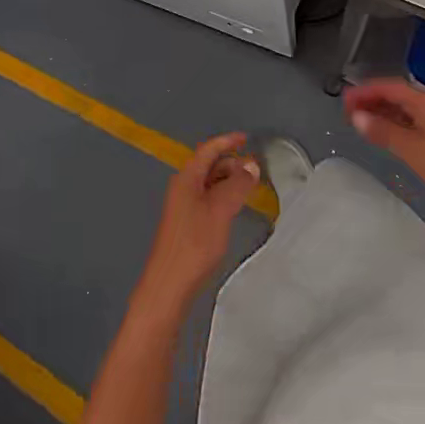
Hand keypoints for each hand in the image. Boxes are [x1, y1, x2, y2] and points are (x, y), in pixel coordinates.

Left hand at [137, 132, 259, 305]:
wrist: (169, 286)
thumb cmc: (195, 244)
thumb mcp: (220, 210)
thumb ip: (237, 185)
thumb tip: (251, 164)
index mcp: (187, 179)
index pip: (208, 150)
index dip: (227, 141)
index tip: (246, 138)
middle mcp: (182, 187)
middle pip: (208, 165)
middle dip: (231, 162)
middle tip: (255, 169)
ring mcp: (182, 206)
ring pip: (208, 183)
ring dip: (228, 180)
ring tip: (250, 187)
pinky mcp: (186, 224)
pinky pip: (207, 199)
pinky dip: (223, 196)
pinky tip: (235, 208)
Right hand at [346, 79, 424, 217]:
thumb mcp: (413, 152)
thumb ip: (384, 132)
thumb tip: (360, 118)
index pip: (389, 88)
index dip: (365, 92)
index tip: (347, 99)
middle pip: (398, 95)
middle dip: (372, 101)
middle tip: (351, 111)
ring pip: (407, 107)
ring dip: (384, 112)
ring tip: (364, 123)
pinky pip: (417, 118)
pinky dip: (399, 122)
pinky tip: (390, 135)